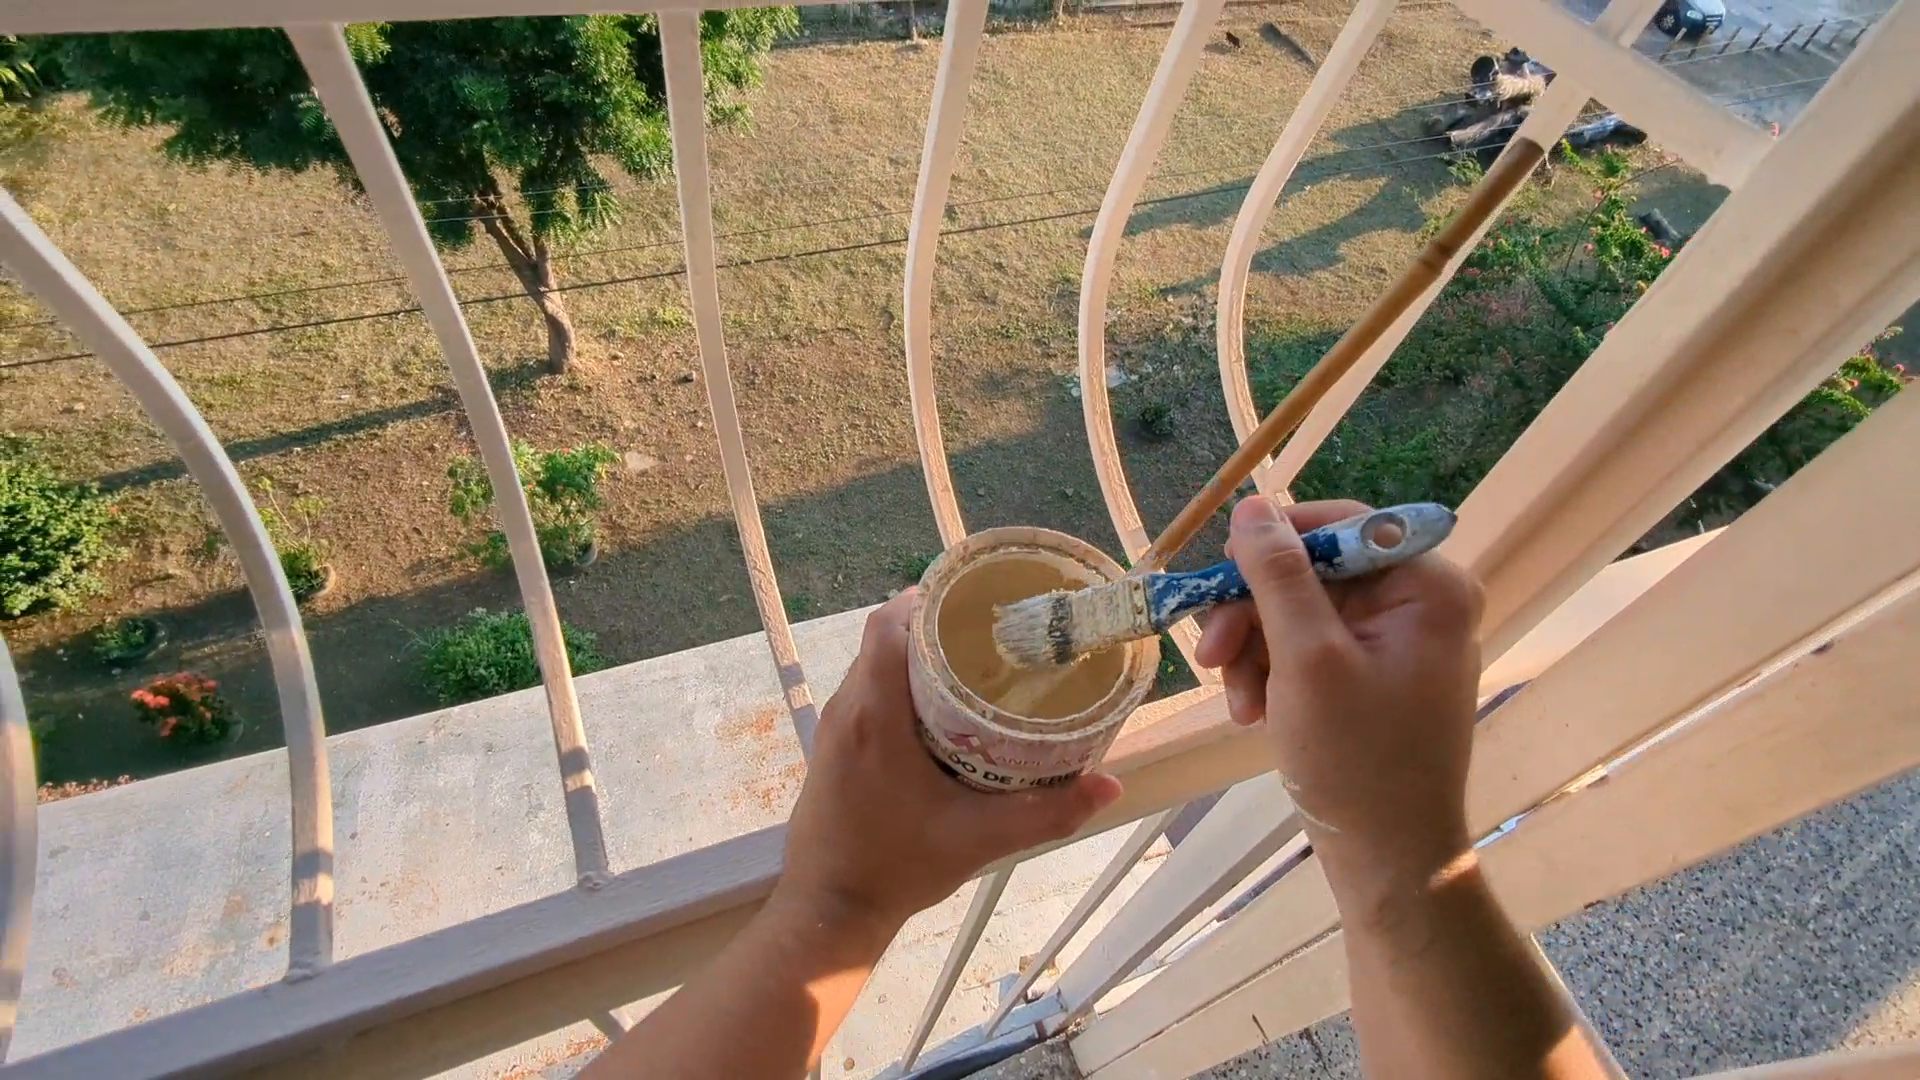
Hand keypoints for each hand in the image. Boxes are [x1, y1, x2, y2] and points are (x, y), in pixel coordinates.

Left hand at [773, 590, 1123, 934]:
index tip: (970, 600)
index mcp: (876, 716)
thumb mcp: (980, 839)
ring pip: (872, 662)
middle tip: (985, 630)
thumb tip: (1110, 783)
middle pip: (882, 638)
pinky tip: (936, 702)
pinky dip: (896, 677)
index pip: (887, 628)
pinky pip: (864, 687)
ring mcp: (834, 725)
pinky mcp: (831, 742)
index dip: (924, 600)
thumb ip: (1047, 812)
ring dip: (912, 651)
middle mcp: (848, 708)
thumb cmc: (899, 866)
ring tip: (967, 659)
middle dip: (929, 622)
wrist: (829, 909)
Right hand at [1195, 497, 1483, 909]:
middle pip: (1309, 570)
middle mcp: (1414, 603)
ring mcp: (1388, 639)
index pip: (1343, 523)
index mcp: (1426, 588)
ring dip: (1251, 649)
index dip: (1276, 539)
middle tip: (1209, 653)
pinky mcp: (1364, 670)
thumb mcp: (1305, 657)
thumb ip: (1277, 575)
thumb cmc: (1355, 756)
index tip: (1224, 570)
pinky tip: (1252, 710)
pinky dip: (1268, 671)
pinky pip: (1302, 644)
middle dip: (1252, 613)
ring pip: (1295, 609)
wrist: (1384, 854)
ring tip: (1235, 699)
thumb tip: (1251, 504)